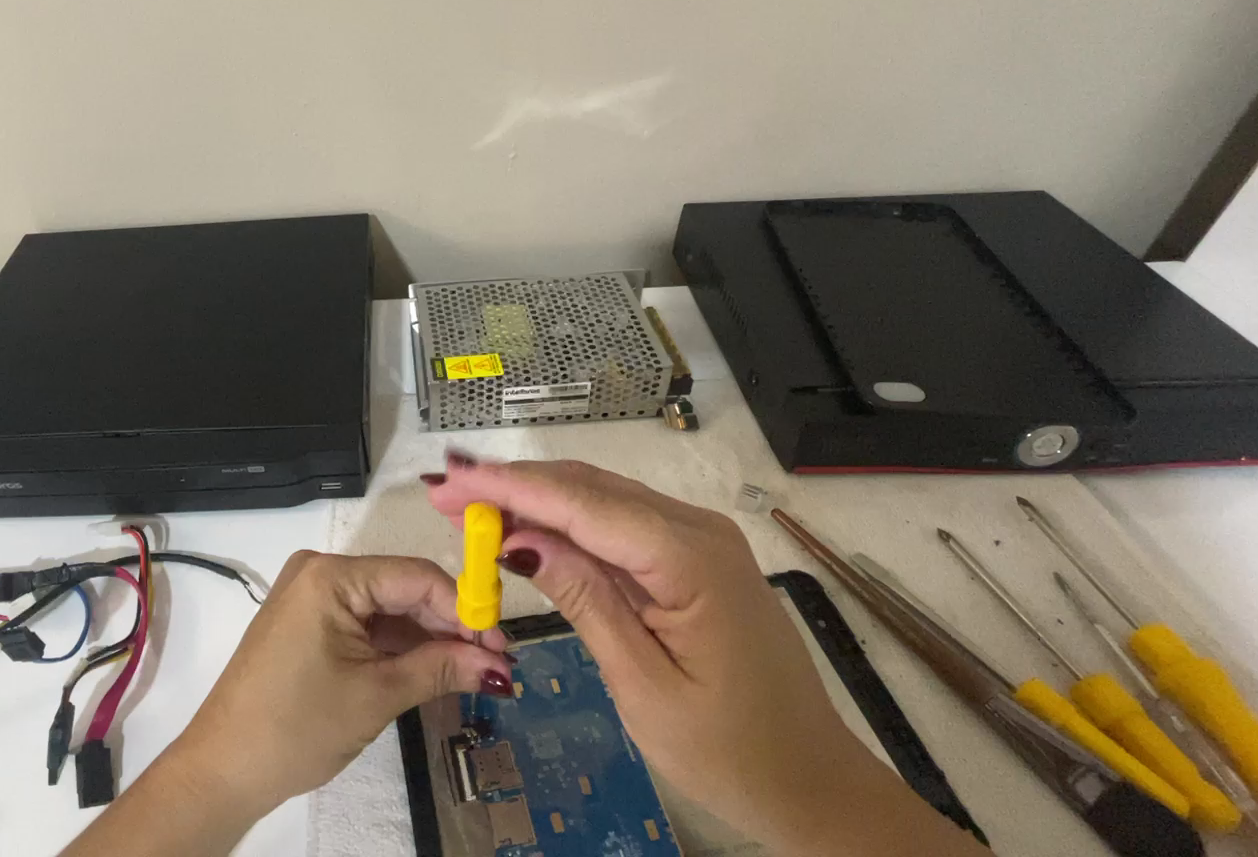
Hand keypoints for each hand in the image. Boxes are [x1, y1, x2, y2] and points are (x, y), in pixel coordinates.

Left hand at [64, 551, 510, 855]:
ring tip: (476, 670)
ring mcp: (313, 596)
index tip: (503, 645)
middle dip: (451, 626)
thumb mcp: (376, 696)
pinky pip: (367, 622)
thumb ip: (441, 668)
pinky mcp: (311, 621)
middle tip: (496, 663)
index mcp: (331, 575)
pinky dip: (400, 646)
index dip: (465, 608)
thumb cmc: (297, 727)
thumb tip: (501, 665)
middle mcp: (322, 571)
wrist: (221, 771)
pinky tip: (436, 666)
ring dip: (429, 638)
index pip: (416, 576)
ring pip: (389, 608)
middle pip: (404, 588)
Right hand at [426, 456, 987, 855]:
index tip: (450, 480)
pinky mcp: (689, 555)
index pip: (582, 504)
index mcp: (688, 558)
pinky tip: (527, 526)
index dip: (510, 487)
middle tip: (446, 491)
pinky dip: (566, 521)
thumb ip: (585, 600)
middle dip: (513, 485)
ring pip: (599, 497)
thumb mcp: (643, 685)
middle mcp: (695, 527)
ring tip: (471, 504)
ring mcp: (696, 537)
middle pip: (588, 488)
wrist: (811, 779)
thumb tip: (519, 539)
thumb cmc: (731, 750)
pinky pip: (618, 523)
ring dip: (534, 498)